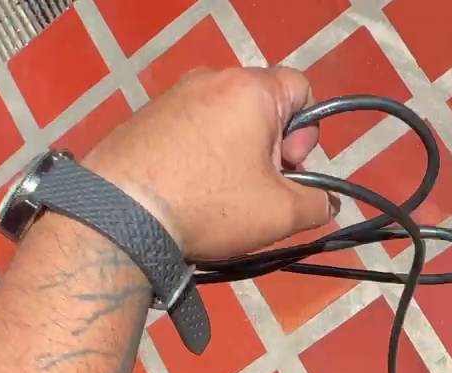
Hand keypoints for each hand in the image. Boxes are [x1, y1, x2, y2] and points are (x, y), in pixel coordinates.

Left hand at [80, 66, 335, 261]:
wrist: (125, 213)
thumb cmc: (212, 204)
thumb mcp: (282, 214)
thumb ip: (317, 204)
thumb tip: (326, 203)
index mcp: (252, 90)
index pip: (302, 87)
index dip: (308, 132)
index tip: (291, 169)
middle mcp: (213, 78)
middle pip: (265, 108)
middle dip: (274, 148)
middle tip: (261, 191)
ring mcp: (176, 94)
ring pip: (230, 121)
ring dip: (240, 155)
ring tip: (225, 198)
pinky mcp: (149, 116)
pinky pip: (196, 130)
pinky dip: (206, 157)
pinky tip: (196, 192)